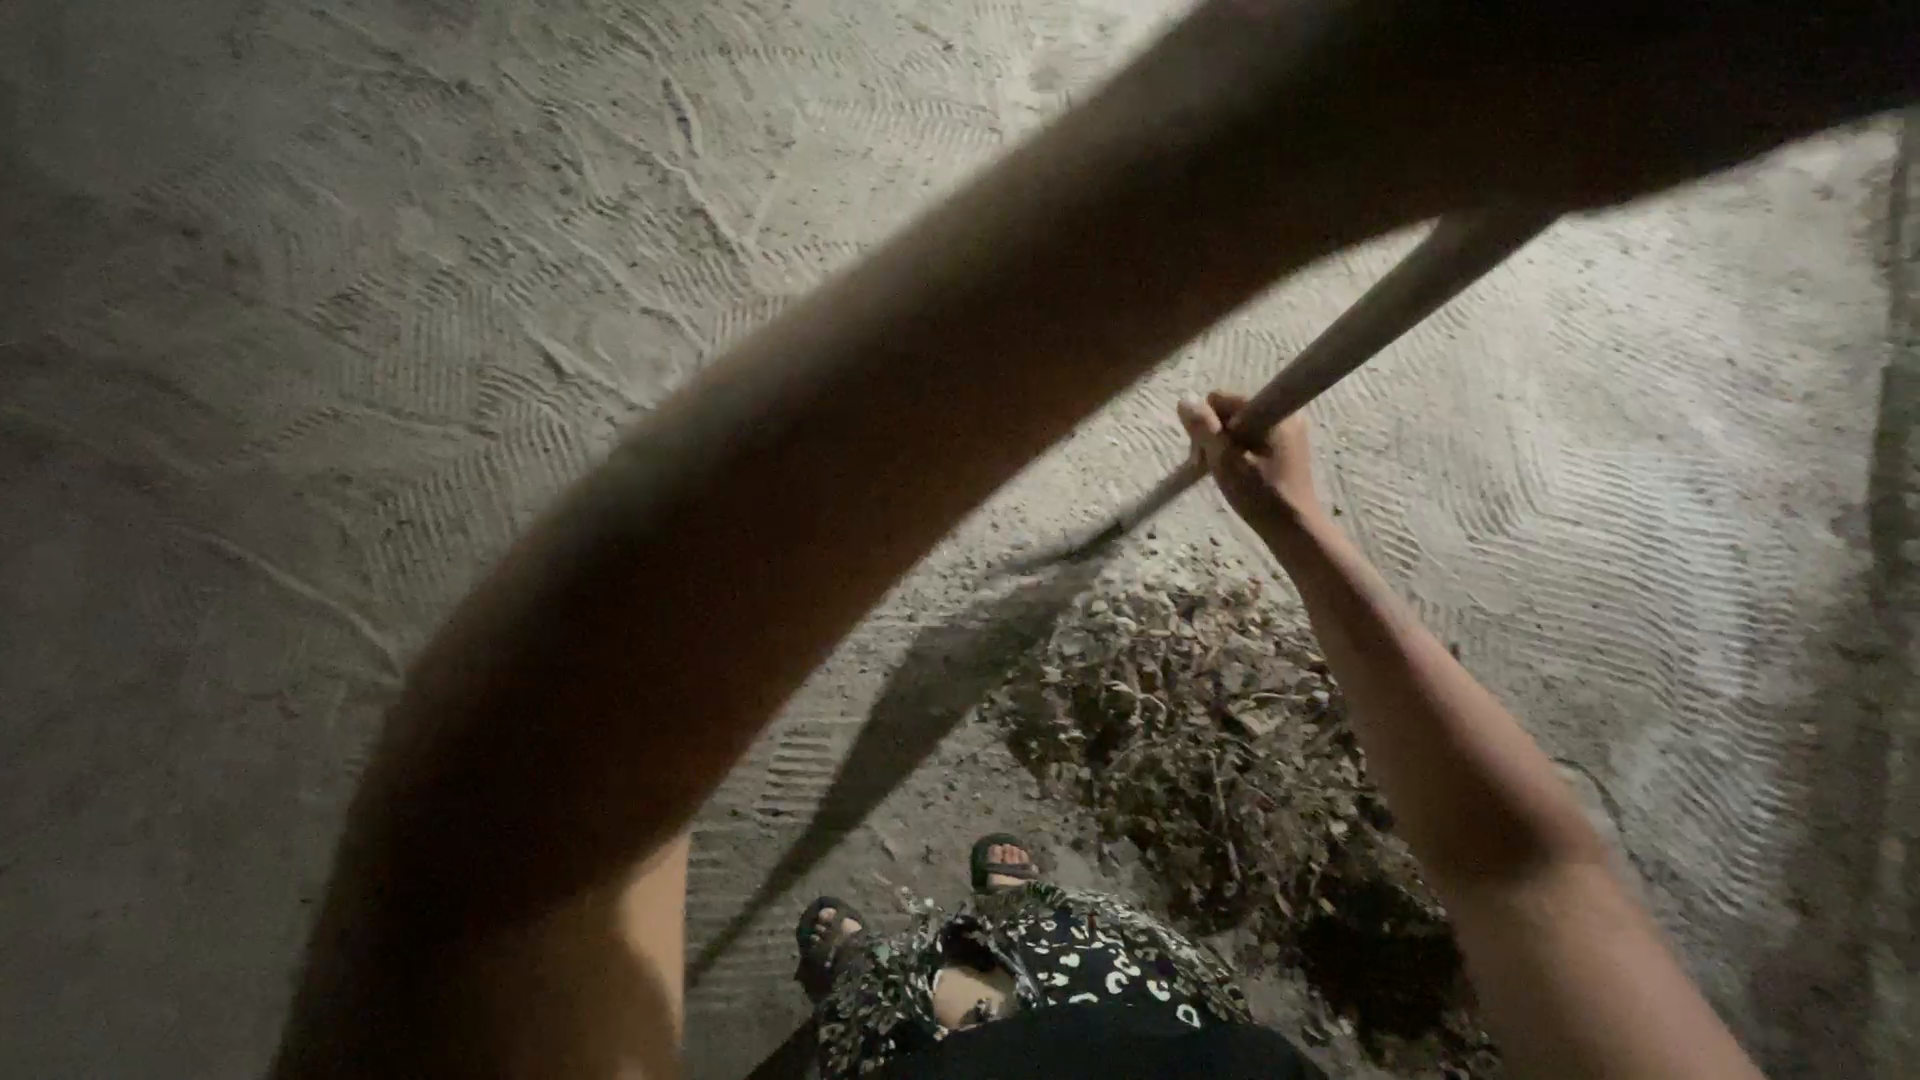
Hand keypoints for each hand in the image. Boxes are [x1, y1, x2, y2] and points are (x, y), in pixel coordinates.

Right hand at [1177, 392, 1318, 529]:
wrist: (1294, 528)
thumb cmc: (1260, 495)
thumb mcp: (1225, 460)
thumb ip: (1204, 429)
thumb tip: (1185, 401)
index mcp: (1272, 411)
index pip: (1221, 399)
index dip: (1206, 424)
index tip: (1205, 455)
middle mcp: (1283, 412)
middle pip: (1230, 410)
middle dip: (1214, 435)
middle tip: (1212, 467)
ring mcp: (1287, 429)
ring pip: (1238, 425)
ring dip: (1224, 446)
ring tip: (1225, 473)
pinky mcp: (1287, 445)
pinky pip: (1251, 437)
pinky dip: (1238, 451)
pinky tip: (1239, 473)